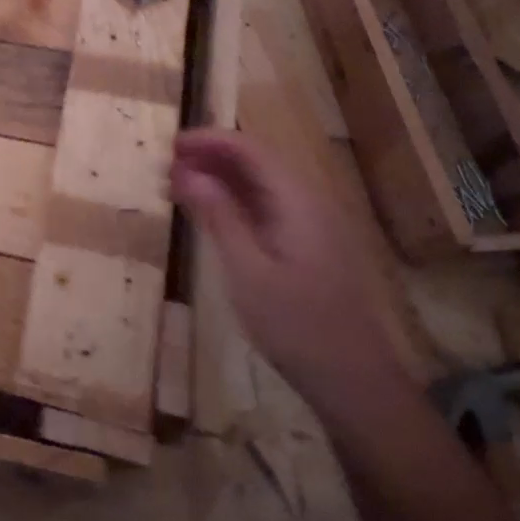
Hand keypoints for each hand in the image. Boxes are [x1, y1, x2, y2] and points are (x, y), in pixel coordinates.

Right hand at [169, 129, 400, 399]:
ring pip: (263, 185)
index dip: (209, 140)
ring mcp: (312, 226)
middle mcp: (310, 203)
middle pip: (258, 162)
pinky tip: (211, 215)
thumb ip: (219, 216)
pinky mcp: (310, 247)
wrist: (353, 380)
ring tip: (179, 187)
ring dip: (221, 179)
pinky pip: (269, 207)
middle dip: (211, 157)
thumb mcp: (246, 271)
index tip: (169, 145)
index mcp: (298, 202)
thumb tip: (188, 172)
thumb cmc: (295, 325)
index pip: (250, 150)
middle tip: (166, 168)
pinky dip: (236, 203)